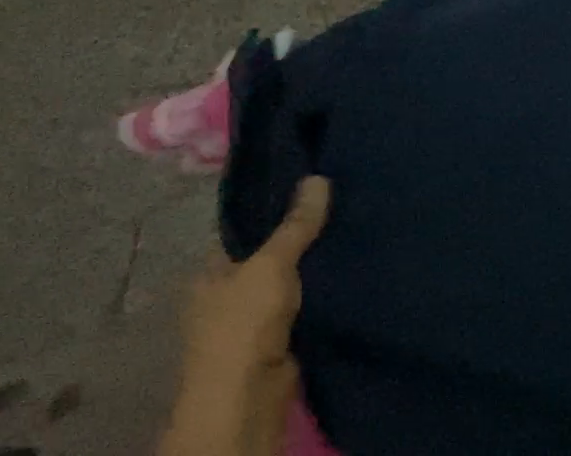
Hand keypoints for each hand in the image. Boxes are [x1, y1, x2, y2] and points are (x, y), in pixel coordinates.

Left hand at [161, 176, 329, 455]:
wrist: (248, 393)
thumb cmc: (245, 323)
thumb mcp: (271, 264)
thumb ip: (296, 225)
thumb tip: (317, 177)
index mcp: (211, 273)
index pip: (246, 230)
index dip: (277, 208)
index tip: (317, 185)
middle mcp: (228, 292)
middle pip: (271, 253)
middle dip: (304, 234)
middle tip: (347, 203)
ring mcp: (254, 316)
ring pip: (292, 277)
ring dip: (318, 263)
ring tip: (359, 230)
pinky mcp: (281, 334)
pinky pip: (307, 299)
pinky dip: (326, 287)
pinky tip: (354, 268)